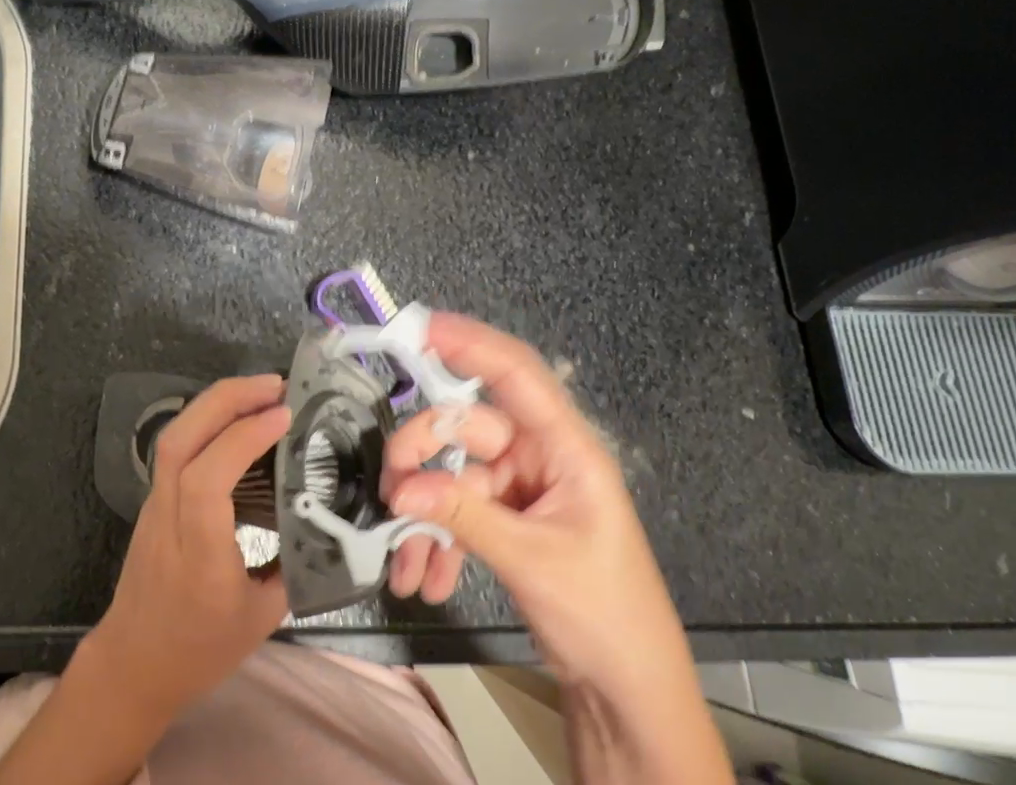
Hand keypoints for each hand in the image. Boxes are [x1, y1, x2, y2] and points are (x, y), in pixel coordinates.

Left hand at [82, 374, 290, 720]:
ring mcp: (153, 505)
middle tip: (274, 384)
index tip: (283, 416)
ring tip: (261, 392)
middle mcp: (167, 518)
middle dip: (224, 400)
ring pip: (172, 438)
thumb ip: (294, 567)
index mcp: (197, 553)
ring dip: (214, 405)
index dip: (242, 438)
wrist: (133, 662)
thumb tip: (329, 523)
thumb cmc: (199, 649)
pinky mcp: (153, 502)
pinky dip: (206, 424)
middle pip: (179, 440)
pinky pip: (175, 450)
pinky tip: (238, 422)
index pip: (207, 478)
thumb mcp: (262, 618)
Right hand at [378, 314, 692, 693]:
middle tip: (391, 492)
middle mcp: (539, 459)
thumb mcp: (533, 559)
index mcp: (565, 450)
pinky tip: (424, 580)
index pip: (517, 375)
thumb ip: (465, 514)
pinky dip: (434, 543)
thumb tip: (400, 488)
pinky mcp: (504, 523)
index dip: (470, 344)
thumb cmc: (604, 612)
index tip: (418, 328)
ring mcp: (518, 491)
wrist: (625, 687)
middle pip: (464, 430)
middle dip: (421, 458)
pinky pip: (454, 515)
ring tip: (405, 560)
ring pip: (450, 478)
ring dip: (422, 518)